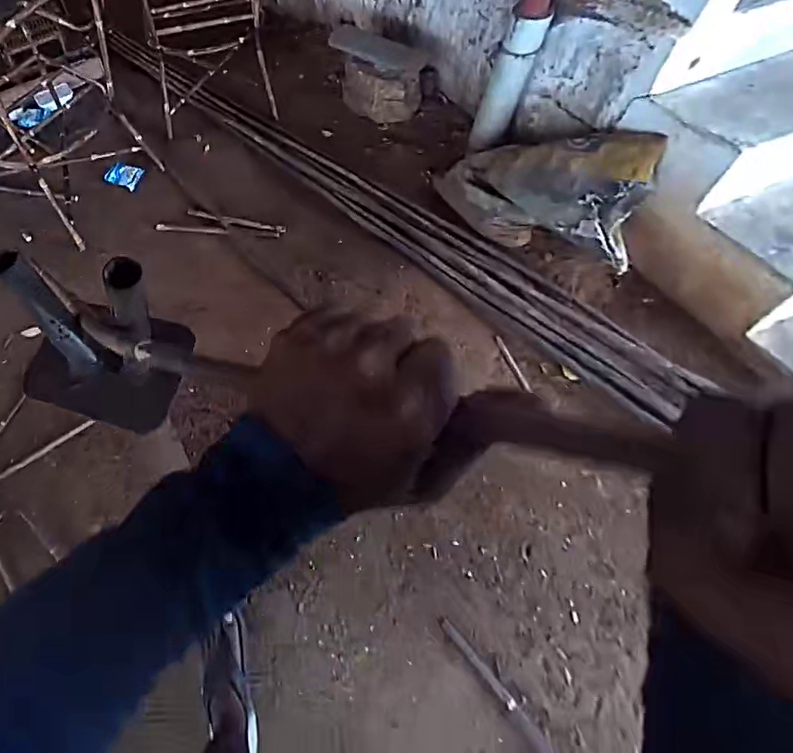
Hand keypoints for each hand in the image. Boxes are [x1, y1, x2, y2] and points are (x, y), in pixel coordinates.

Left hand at [250, 308, 459, 510]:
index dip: (426, 369)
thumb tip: (516, 403)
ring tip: (349, 366)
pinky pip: (331, 312)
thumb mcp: (423, 480)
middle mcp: (371, 368)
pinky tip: (328, 354)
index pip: (439, 352)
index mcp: (408, 407)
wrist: (276, 469)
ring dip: (363, 338)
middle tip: (379, 377)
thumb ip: (468, 440)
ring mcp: (329, 347)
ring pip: (366, 317)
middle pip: (403, 328)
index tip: (413, 385)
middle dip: (397, 351)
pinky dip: (334, 329)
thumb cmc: (354, 480)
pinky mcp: (296, 335)